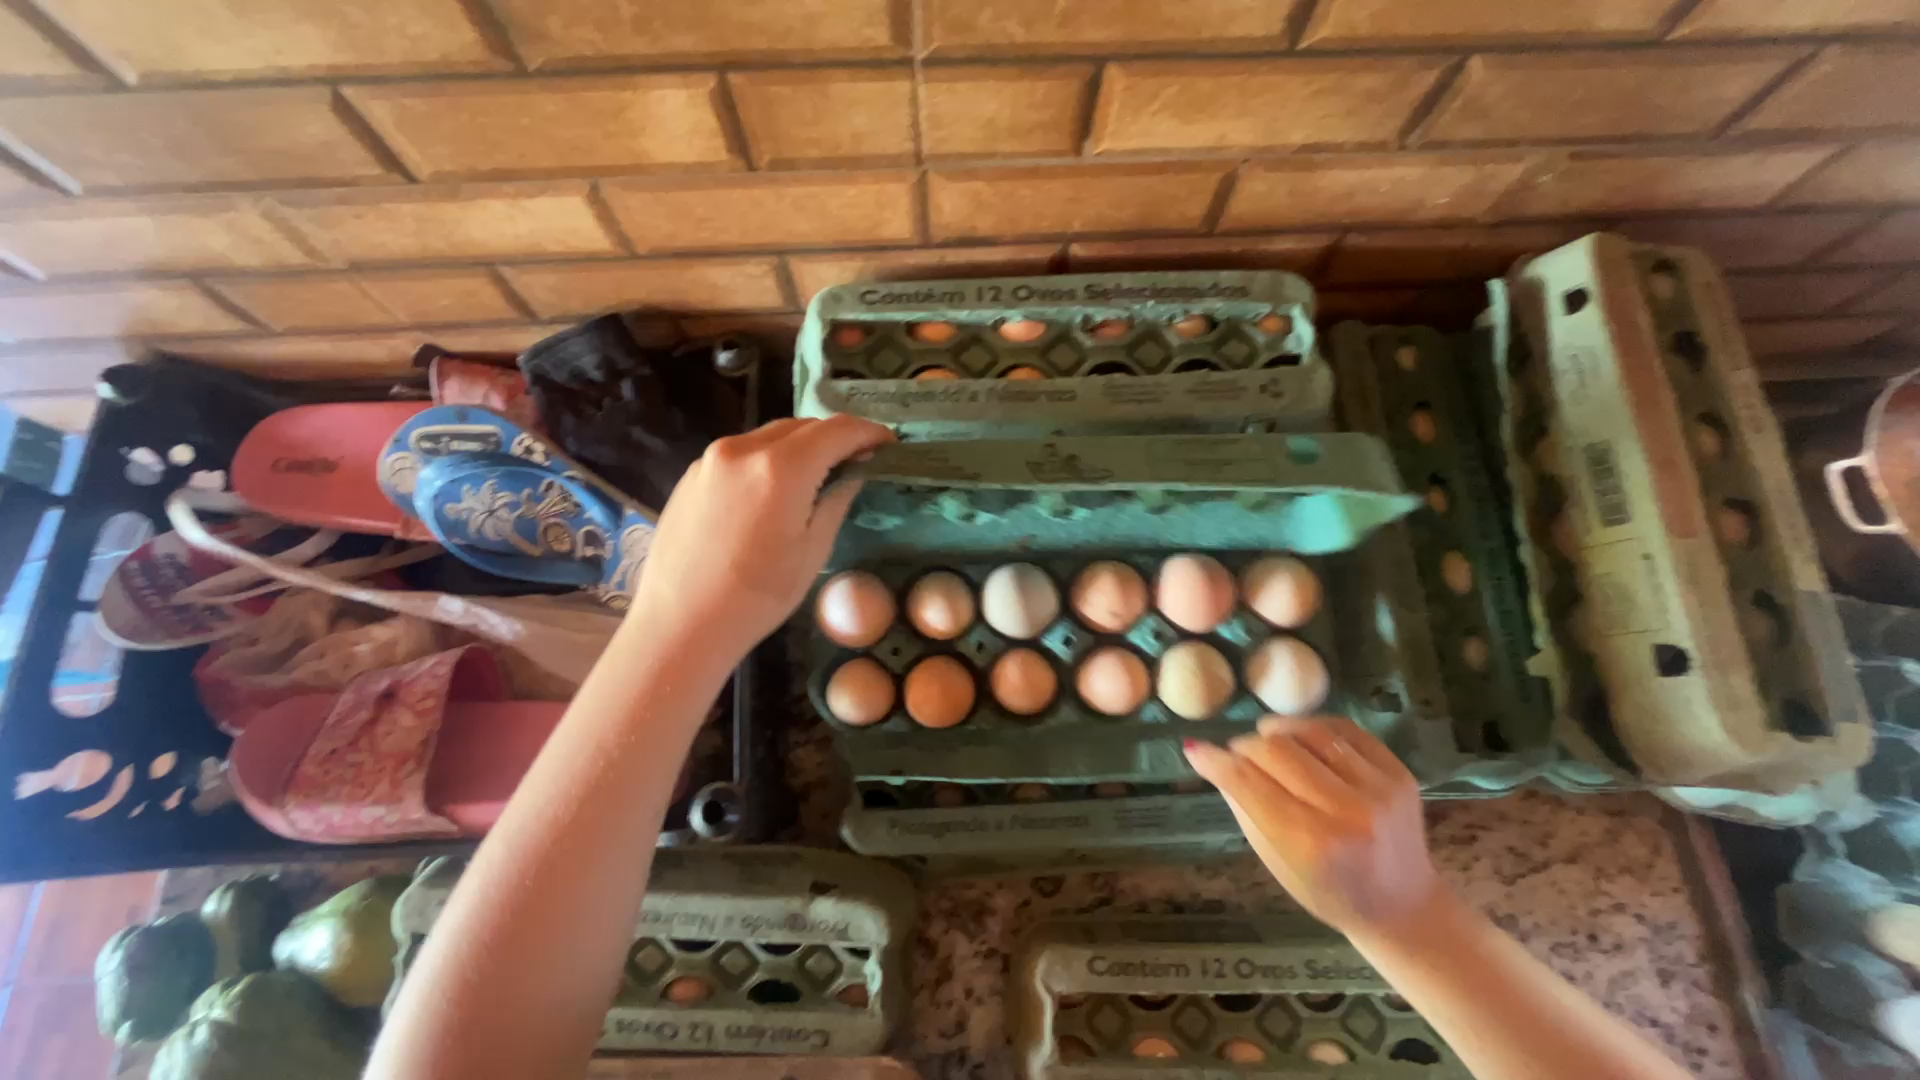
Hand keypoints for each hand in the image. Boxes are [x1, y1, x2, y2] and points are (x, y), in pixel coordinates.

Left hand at [633, 415, 893, 655]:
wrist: (681, 624)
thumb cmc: (758, 597)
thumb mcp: (813, 551)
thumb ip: (836, 500)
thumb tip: (852, 472)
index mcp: (781, 468)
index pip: (837, 430)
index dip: (868, 432)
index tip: (888, 444)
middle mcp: (744, 449)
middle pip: (802, 426)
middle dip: (834, 437)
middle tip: (858, 460)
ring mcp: (712, 459)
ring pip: (769, 436)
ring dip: (800, 446)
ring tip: (818, 473)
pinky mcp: (692, 474)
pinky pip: (742, 453)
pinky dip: (768, 459)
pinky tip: (774, 491)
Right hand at [1185, 714, 1443, 939]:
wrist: (1404, 907)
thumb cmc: (1328, 892)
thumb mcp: (1275, 861)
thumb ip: (1243, 806)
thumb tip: (1207, 756)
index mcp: (1311, 843)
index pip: (1248, 783)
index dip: (1215, 761)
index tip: (1195, 749)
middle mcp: (1347, 811)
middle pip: (1276, 750)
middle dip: (1245, 746)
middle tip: (1237, 755)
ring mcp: (1378, 789)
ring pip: (1309, 731)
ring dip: (1277, 731)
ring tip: (1267, 741)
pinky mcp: (1398, 773)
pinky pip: (1344, 728)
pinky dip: (1313, 726)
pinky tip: (1301, 737)